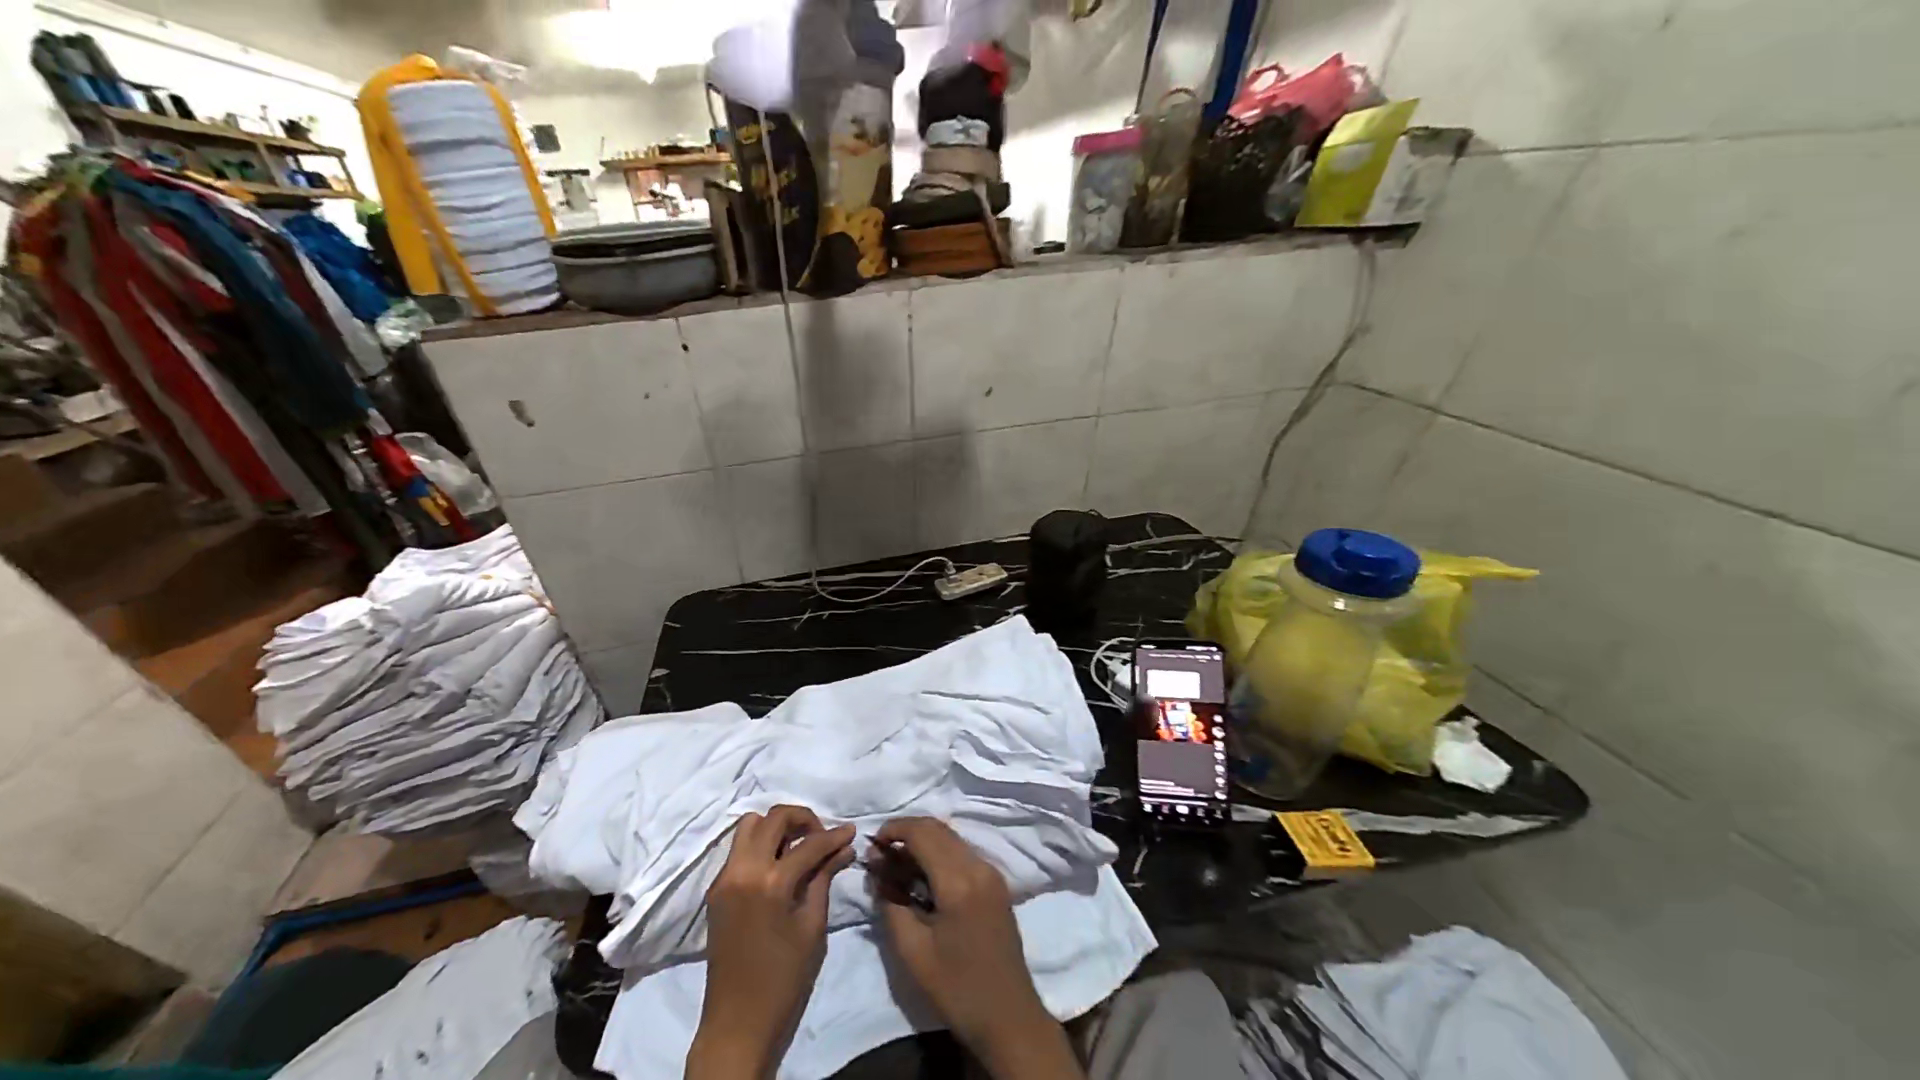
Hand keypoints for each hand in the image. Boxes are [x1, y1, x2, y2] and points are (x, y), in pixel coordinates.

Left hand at [688, 805, 855, 1079]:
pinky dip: (760, 844)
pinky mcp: (716, 889)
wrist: (737, 1020)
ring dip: (776, 827)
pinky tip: (779, 864)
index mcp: (770, 882)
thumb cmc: (784, 978)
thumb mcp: (812, 927)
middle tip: (821, 836)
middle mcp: (742, 870)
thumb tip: (844, 848)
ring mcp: (724, 878)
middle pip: (773, 818)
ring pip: (749, 826)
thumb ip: (824, 878)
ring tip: (797, 847)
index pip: (809, 844)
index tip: (852, 831)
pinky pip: (738, 849)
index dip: (834, 836)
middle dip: (802, 819)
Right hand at [873, 818, 1084, 1079]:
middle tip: (879, 855)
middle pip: (938, 829)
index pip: (922, 832)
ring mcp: (992, 873)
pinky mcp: (996, 885)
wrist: (1008, 1017)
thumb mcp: (912, 950)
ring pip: (951, 839)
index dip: (893, 830)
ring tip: (895, 866)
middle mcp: (979, 866)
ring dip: (922, 842)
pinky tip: (920, 877)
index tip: (870, 844)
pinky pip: (962, 854)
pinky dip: (938, 854)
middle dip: (906, 833)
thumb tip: (877, 868)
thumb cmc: (956, 988)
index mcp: (959, 881)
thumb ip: (890, 901)